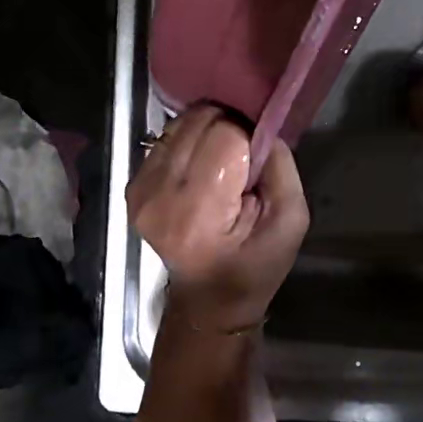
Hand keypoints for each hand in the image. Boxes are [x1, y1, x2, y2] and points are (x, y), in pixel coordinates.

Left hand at [127, 106, 308, 327]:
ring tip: (220, 162)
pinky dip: (185, 144)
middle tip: (240, 157)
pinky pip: (164, 142)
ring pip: (178, 126)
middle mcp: (160, 194)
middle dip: (225, 128)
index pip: (224, 135)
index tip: (256, 161)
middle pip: (197, 122)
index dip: (248, 137)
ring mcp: (141, 190)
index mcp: (199, 210)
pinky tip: (199, 169)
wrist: (208, 300)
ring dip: (204, 133)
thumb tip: (261, 128)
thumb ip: (279, 169)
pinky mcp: (132, 188)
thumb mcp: (289, 222)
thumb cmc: (254, 266)